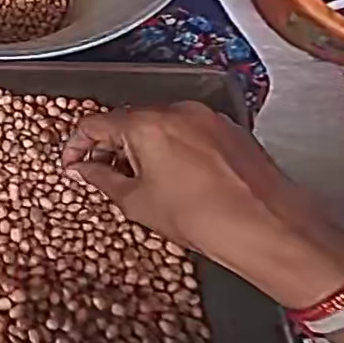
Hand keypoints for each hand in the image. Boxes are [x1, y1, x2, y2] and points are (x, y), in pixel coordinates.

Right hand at [60, 101, 343, 306]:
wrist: (271, 231)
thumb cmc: (203, 218)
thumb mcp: (136, 202)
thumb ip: (101, 178)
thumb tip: (83, 169)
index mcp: (147, 124)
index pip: (94, 124)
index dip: (76, 145)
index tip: (72, 163)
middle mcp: (178, 111)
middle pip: (127, 120)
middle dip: (108, 146)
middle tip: (98, 173)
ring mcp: (208, 118)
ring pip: (157, 124)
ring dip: (138, 146)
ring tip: (136, 179)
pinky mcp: (230, 130)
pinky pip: (186, 130)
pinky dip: (168, 146)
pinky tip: (170, 176)